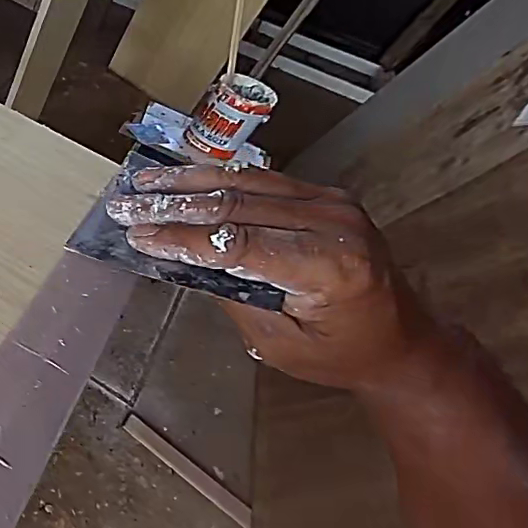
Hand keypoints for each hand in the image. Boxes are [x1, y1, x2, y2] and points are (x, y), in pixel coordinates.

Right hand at [104, 165, 453, 393]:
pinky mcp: (322, 196)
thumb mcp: (275, 341)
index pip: (236, 242)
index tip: (137, 235)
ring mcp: (332, 204)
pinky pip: (259, 179)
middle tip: (125, 207)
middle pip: (234, 205)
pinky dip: (213, 177)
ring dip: (185, 182)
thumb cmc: (339, 351)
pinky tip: (179, 176)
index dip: (180, 237)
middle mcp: (335, 226)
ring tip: (142, 184)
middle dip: (171, 206)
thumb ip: (230, 293)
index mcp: (330, 267)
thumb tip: (178, 257)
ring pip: (243, 182)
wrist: (402, 340)